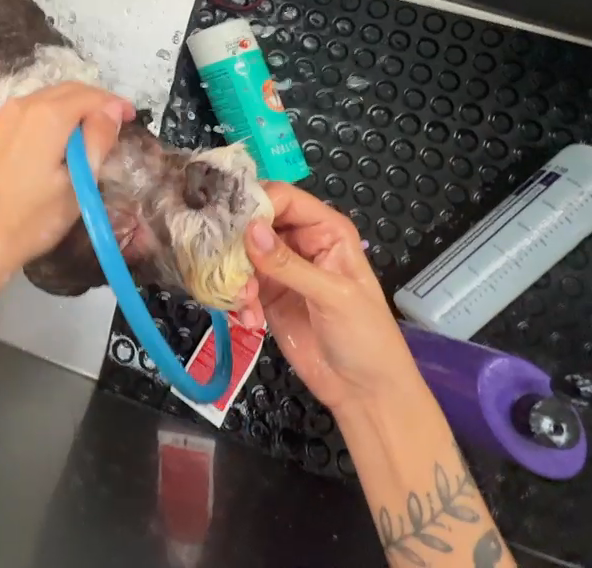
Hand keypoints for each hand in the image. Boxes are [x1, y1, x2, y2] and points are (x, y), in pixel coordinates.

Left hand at [0, 82, 133, 292]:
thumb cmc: (33, 218)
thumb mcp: (78, 183)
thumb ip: (97, 140)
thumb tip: (112, 110)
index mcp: (47, 115)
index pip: (91, 96)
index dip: (115, 104)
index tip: (132, 118)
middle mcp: (22, 105)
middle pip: (67, 90)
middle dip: (94, 102)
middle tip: (115, 124)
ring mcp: (2, 116)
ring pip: (46, 97)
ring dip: (71, 107)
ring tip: (89, 133)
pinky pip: (27, 110)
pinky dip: (48, 115)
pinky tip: (56, 139)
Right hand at [243, 183, 419, 413]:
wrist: (366, 393)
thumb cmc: (366, 338)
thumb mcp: (333, 297)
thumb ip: (288, 263)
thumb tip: (249, 229)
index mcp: (326, 230)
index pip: (283, 198)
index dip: (256, 204)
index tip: (232, 223)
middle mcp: (300, 242)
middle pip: (255, 222)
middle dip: (237, 241)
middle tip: (226, 263)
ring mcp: (280, 269)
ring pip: (241, 252)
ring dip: (236, 275)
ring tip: (244, 300)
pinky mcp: (266, 294)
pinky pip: (240, 282)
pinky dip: (238, 298)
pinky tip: (250, 320)